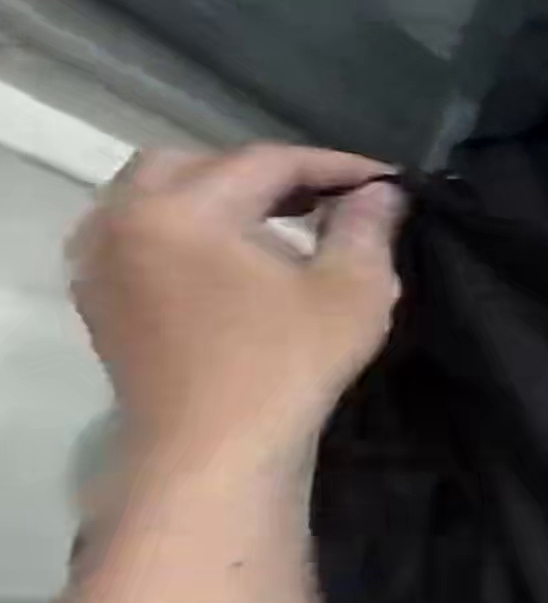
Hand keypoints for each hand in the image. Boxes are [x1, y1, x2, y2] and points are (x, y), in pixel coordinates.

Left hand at [68, 145, 404, 477]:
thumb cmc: (293, 356)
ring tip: (292, 218)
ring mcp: (103, 262)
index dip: (337, 164)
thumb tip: (381, 191)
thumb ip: (368, 225)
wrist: (220, 442)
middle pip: (196, 164)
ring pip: (159, 195)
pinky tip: (244, 252)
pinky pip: (144, 231)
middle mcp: (124, 224)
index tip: (390, 180)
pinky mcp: (105, 296)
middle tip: (333, 195)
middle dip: (271, 171)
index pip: (267, 160)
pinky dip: (196, 224)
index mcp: (183, 213)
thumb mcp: (355, 285)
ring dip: (229, 195)